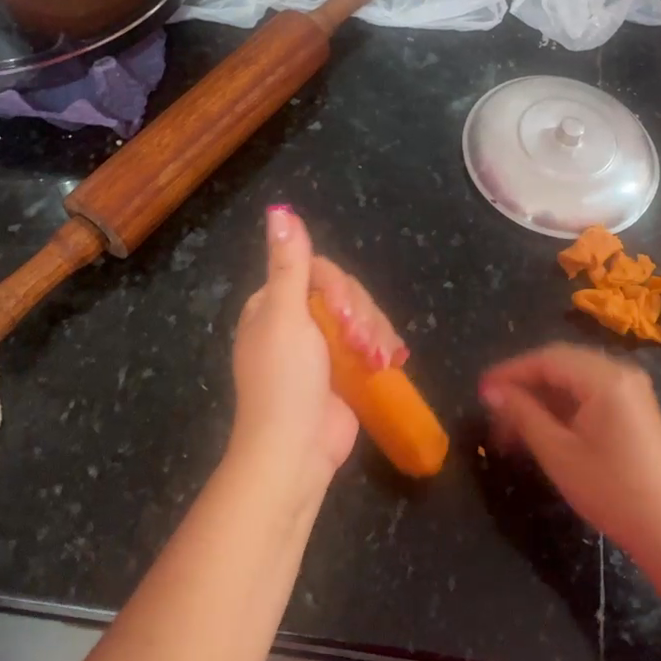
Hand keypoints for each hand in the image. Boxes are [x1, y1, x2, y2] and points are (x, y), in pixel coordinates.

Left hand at [229, 206, 403, 492]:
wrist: (294, 451)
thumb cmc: (284, 380)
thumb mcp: (284, 315)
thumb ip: (288, 263)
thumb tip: (279, 209)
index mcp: (273, 305)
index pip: (315, 270)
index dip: (337, 286)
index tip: (342, 310)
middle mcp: (296, 323)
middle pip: (343, 293)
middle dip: (358, 313)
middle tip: (358, 341)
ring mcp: (321, 351)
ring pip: (361, 318)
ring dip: (373, 333)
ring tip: (375, 359)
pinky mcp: (344, 374)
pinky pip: (370, 345)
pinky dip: (381, 350)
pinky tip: (388, 361)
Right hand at [480, 345, 660, 556]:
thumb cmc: (611, 491)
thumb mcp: (558, 453)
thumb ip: (523, 415)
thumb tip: (492, 392)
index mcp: (605, 377)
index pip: (547, 359)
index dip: (510, 372)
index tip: (480, 390)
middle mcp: (622, 373)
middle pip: (562, 364)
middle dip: (525, 385)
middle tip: (493, 410)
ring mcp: (633, 391)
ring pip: (575, 380)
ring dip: (542, 398)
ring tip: (512, 427)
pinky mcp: (636, 410)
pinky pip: (591, 395)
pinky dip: (564, 407)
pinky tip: (543, 430)